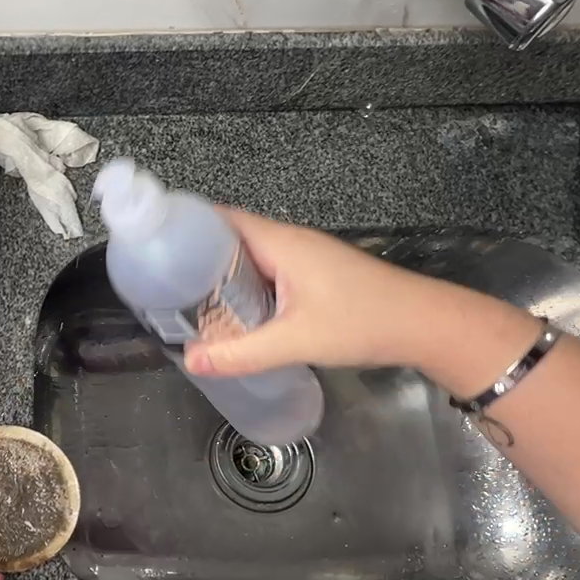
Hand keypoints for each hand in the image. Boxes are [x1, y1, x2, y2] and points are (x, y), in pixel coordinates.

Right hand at [183, 208, 538, 393]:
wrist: (426, 326)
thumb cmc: (364, 322)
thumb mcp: (296, 341)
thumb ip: (241, 353)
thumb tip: (191, 361)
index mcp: (280, 243)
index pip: (221, 218)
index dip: (185, 225)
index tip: (153, 245)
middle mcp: (288, 243)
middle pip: (228, 238)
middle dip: (193, 256)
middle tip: (160, 283)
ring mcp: (302, 259)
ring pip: (246, 259)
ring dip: (217, 275)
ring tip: (183, 300)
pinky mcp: (312, 277)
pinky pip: (263, 273)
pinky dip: (240, 288)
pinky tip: (227, 313)